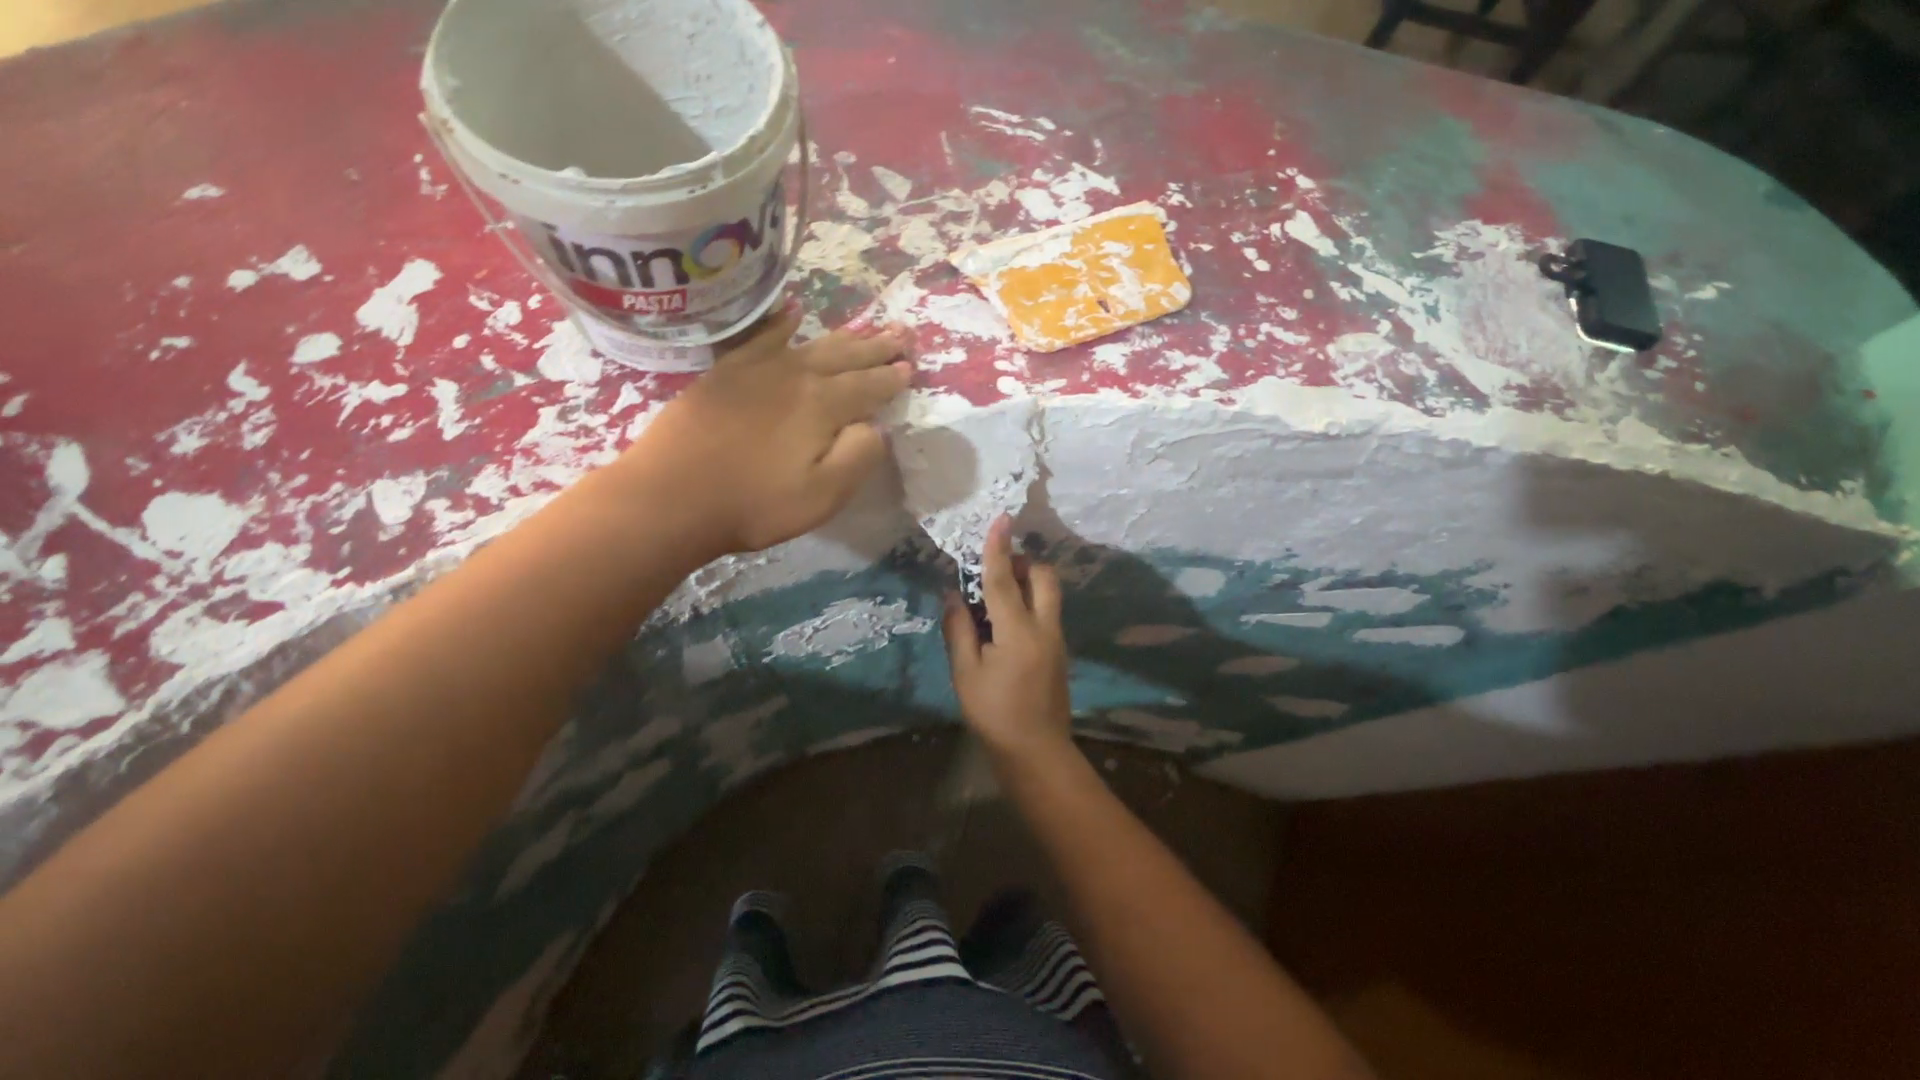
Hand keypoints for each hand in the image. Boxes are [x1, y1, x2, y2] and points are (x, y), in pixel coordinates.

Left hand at [618, 306, 912, 555]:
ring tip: (865, 328)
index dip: (893, 377)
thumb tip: (875, 426)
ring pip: (812, 344)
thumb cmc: (752, 504)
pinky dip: (782, 323)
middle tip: (902, 334)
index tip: (912, 367)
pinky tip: (793, 312)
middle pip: (846, 356)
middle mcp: (796, 375)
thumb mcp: (822, 496)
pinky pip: (763, 337)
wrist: (670, 497)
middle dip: (876, 347)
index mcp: (824, 405)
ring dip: (844, 336)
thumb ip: (858, 456)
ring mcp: (757, 369)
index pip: (870, 386)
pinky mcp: (725, 372)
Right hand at [941, 516, 1074, 759]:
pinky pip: (1047, 612)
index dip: (998, 548)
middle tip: (994, 569)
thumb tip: (955, 595)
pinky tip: (1004, 623)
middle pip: (1042, 576)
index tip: (1000, 518)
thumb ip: (960, 629)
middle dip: (1021, 561)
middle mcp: (1044, 627)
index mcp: (1018, 631)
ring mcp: (1057, 639)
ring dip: (1026, 581)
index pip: (1003, 579)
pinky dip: (1029, 602)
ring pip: (1049, 593)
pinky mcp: (1059, 651)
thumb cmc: (994, 713)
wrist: (1036, 750)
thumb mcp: (965, 673)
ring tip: (995, 595)